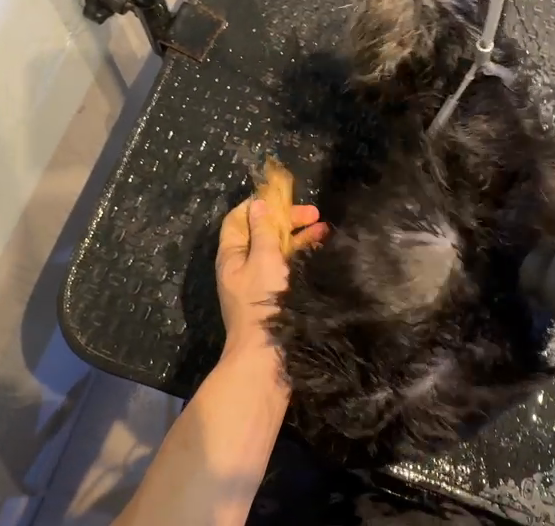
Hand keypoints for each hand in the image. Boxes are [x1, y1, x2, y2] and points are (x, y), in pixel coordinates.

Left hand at [215, 198, 326, 361]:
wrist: (265, 357)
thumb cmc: (261, 301)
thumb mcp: (263, 259)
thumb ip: (263, 231)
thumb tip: (258, 204)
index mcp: (231, 255)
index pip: (238, 219)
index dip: (258, 204)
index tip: (282, 197)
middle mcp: (241, 266)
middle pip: (261, 232)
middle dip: (285, 219)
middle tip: (313, 213)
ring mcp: (257, 282)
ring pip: (276, 250)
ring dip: (298, 236)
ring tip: (324, 229)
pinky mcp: (273, 296)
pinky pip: (285, 268)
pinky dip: (300, 256)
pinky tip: (320, 251)